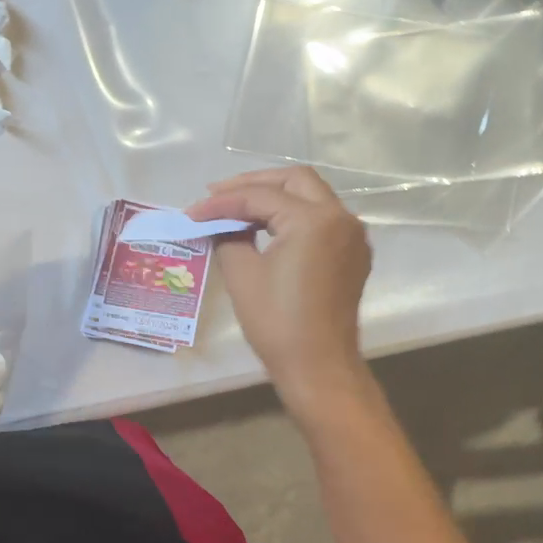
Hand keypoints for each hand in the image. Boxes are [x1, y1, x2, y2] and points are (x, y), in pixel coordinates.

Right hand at [187, 166, 372, 410]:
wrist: (317, 363)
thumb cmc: (275, 320)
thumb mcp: (242, 274)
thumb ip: (229, 237)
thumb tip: (222, 224)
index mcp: (314, 221)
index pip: (260, 197)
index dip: (221, 202)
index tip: (191, 212)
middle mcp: (341, 218)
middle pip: (295, 180)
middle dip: (253, 184)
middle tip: (216, 195)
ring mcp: (351, 235)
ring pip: (311, 196)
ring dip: (273, 196)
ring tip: (235, 208)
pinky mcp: (351, 253)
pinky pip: (320, 219)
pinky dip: (290, 215)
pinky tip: (264, 229)